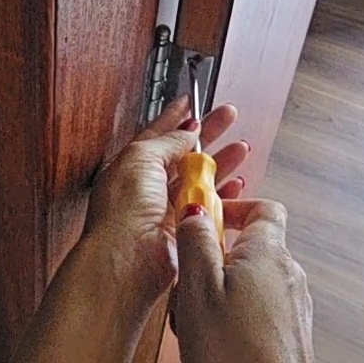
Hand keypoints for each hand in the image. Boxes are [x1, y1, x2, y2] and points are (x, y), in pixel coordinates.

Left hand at [75, 96, 248, 307]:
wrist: (127, 260)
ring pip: (200, 179)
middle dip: (208, 133)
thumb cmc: (122, 212)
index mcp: (131, 166)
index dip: (176, 117)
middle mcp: (148, 187)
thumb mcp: (141, 158)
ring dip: (222, 162)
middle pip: (184, 154)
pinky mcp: (184, 231)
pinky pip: (209, 208)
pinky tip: (237, 185)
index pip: (157, 135)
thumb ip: (167, 141)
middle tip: (229, 116)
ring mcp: (166, 210)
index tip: (192, 102)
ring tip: (241, 147)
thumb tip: (186, 131)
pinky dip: (225, 196)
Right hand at [173, 199, 328, 362]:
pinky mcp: (290, 333)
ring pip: (247, 280)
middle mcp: (287, 274)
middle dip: (211, 259)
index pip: (263, 209)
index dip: (233, 208)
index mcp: (268, 254)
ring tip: (192, 321)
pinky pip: (255, 308)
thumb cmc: (232, 355)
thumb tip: (195, 210)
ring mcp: (293, 305)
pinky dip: (231, 314)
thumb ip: (196, 244)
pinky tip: (211, 344)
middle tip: (184, 283)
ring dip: (216, 291)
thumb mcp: (198, 290)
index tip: (202, 221)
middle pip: (248, 247)